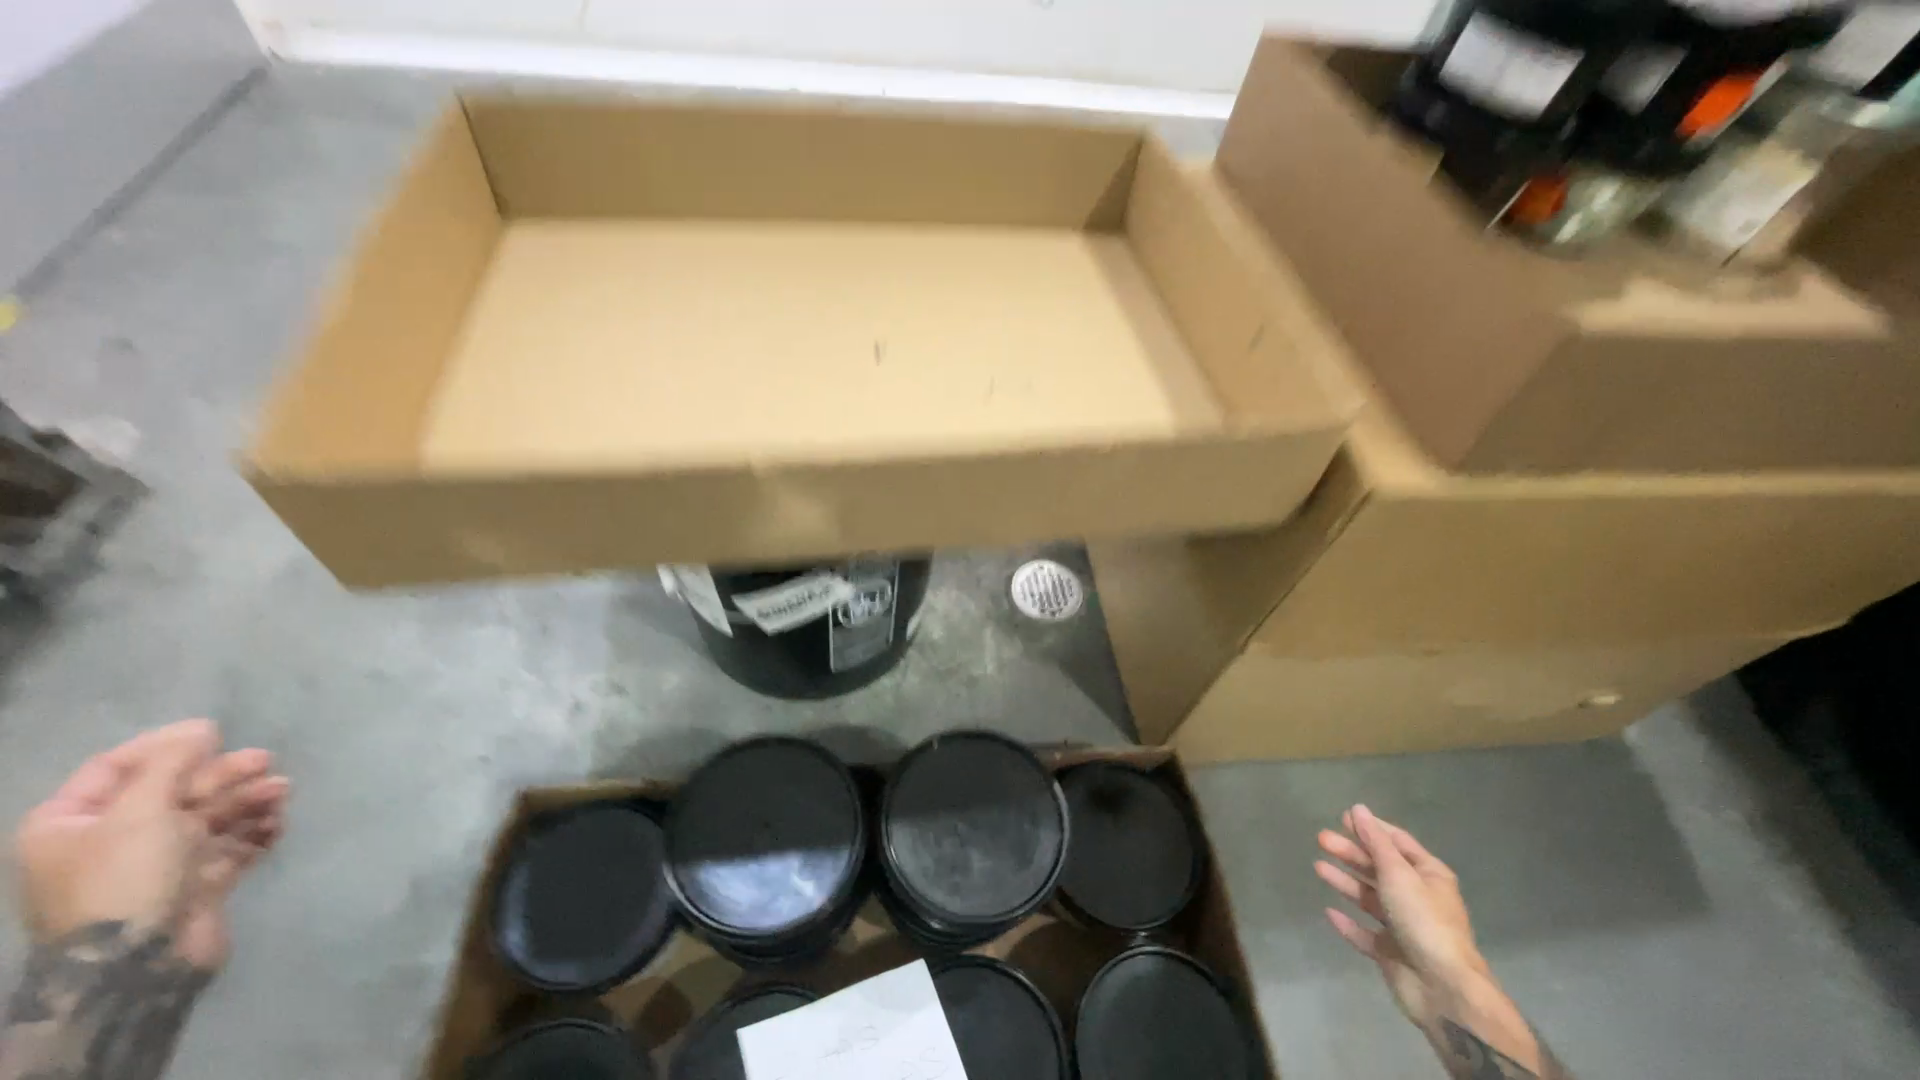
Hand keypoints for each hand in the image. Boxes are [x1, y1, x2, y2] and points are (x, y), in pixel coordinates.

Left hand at [14, 719, 288, 971]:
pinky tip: (277, 824)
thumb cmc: (124, 879)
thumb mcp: (140, 810)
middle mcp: (111, 840)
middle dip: (223, 775)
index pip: (117, 767)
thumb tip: (202, 729)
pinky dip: (256, 832)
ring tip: (281, 794)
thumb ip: (170, 764)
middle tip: (266, 761)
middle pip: (175, 790)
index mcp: (73, 823)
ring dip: (248, 801)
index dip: (166, 745)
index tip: (215, 733)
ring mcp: (157, 865)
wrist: (139, 965)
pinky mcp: (196, 885)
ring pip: (210, 817)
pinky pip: (231, 847)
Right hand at [1315, 804, 1487, 1026]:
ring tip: (1318, 867)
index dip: (1372, 829)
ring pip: (1369, 899)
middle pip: (1379, 869)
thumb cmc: (1423, 920)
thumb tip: (1358, 809)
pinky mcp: (1390, 952)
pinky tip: (1329, 912)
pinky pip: (1364, 933)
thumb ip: (1375, 842)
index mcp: (1428, 876)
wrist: (1442, 986)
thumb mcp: (1398, 873)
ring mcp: (1403, 927)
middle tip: (1322, 839)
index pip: (1398, 843)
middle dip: (1351, 853)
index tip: (1344, 817)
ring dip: (1346, 882)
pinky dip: (1348, 923)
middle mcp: (1417, 898)